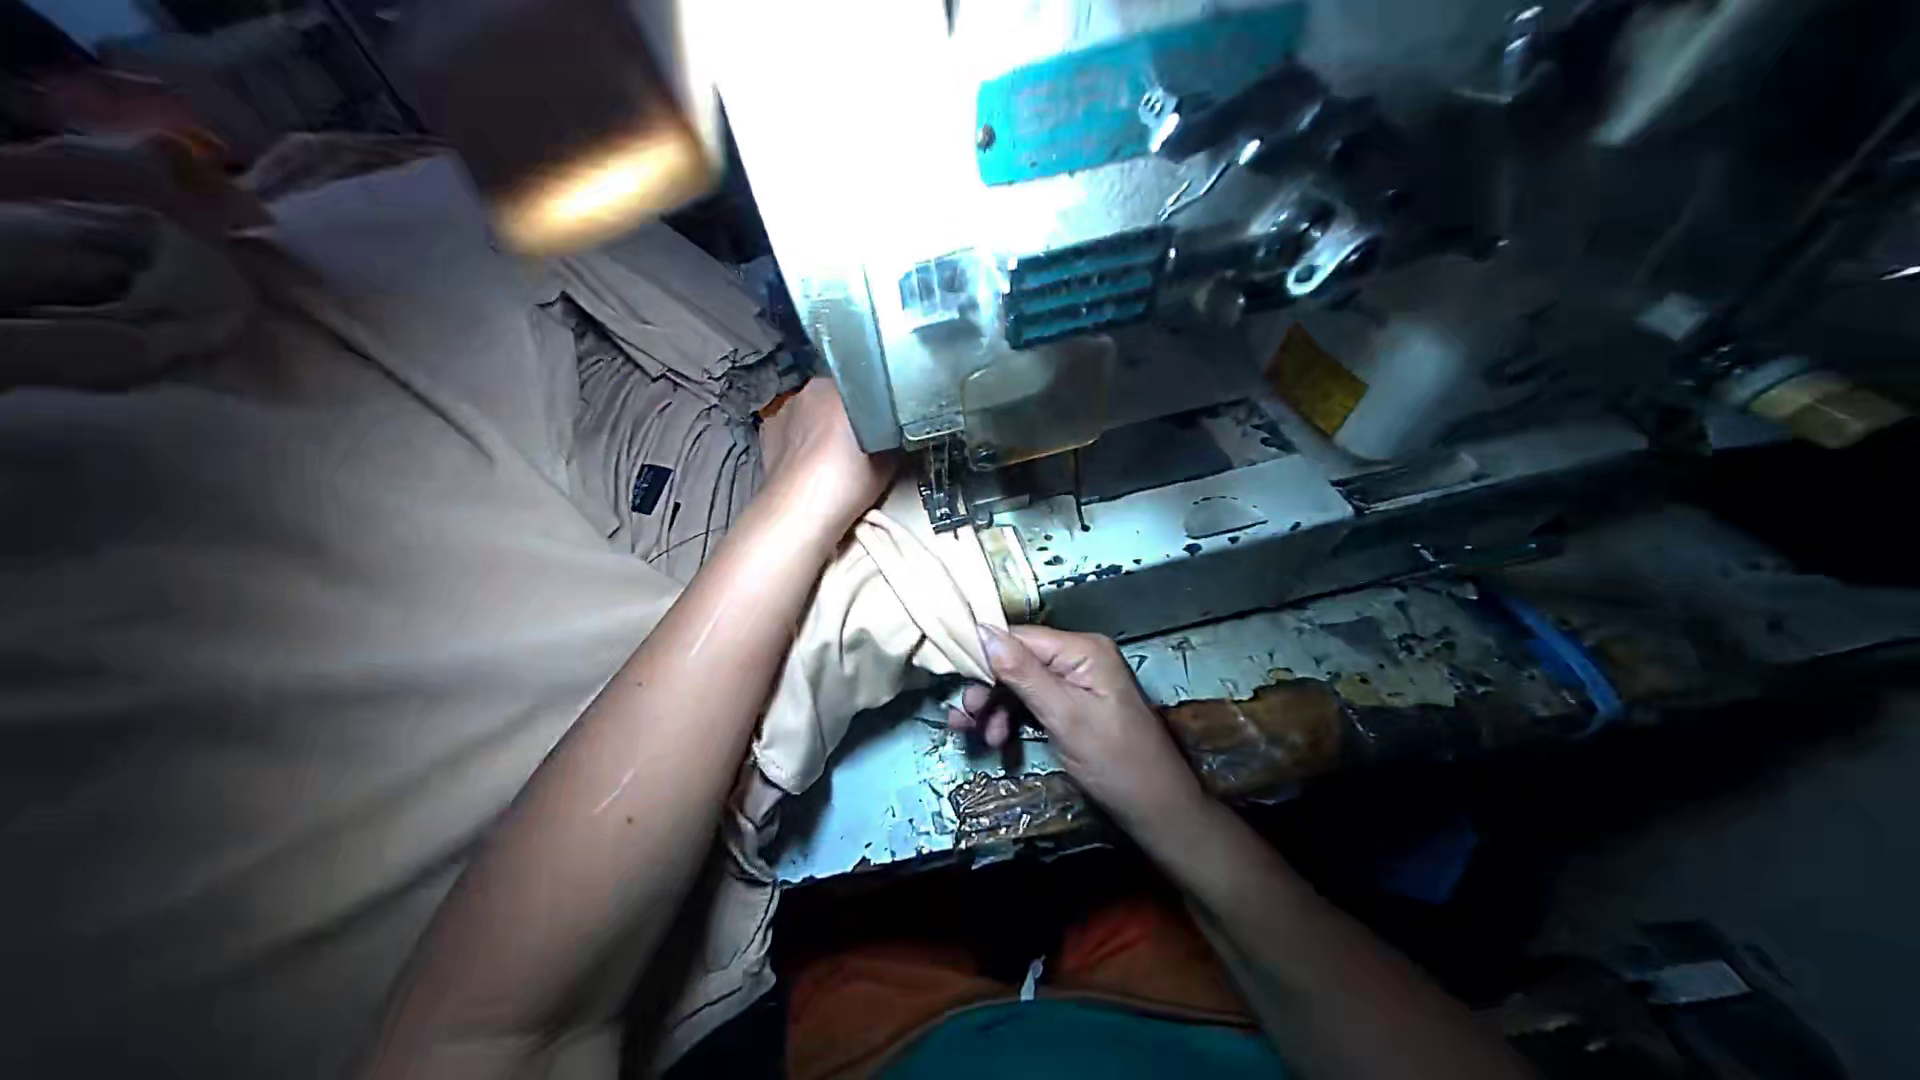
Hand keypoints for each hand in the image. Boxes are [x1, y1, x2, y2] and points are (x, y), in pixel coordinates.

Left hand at [758, 377, 895, 540]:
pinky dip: (799, 442)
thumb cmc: (848, 479)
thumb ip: (891, 437)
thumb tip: (893, 432)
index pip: (861, 387)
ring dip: (819, 428)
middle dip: (844, 416)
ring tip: (831, 457)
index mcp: (839, 386)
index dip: (872, 407)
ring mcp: (783, 412)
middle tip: (858, 443)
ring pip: (810, 414)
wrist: (800, 511)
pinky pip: (790, 431)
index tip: (880, 426)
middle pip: (833, 399)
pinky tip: (807, 463)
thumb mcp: (889, 459)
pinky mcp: (766, 434)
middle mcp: (808, 391)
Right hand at [950, 625, 1208, 832]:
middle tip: (964, 716)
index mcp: (1082, 649)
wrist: (1157, 809)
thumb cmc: (1116, 762)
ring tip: (975, 733)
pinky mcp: (1071, 703)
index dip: (983, 654)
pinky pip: (1030, 700)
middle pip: (1016, 660)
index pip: (1019, 637)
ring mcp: (1074, 680)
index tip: (952, 677)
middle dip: (987, 688)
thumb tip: (982, 631)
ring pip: (1018, 682)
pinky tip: (994, 736)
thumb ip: (1023, 674)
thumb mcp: (1065, 717)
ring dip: (994, 707)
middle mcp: (1077, 656)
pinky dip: (1010, 717)